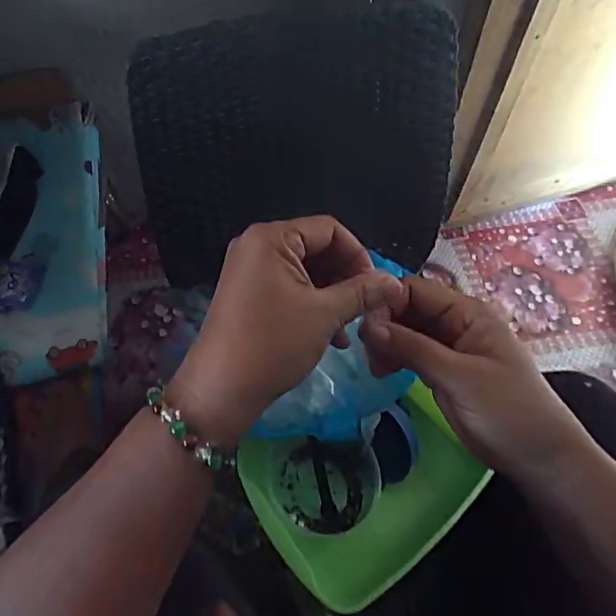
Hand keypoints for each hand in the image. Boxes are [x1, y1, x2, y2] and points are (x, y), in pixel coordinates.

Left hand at [169, 217, 403, 445]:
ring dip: (332, 295)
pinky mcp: (246, 292)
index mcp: (270, 238)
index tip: (377, 288)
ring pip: (305, 271)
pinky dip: (312, 305)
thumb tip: (394, 281)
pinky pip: (288, 286)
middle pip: (316, 248)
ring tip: (350, 328)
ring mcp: (247, 269)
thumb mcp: (325, 314)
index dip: (358, 255)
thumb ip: (362, 291)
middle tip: (367, 309)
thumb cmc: (274, 343)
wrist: (222, 387)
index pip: (328, 229)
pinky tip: (332, 336)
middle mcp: (255, 245)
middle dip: (345, 277)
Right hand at [361, 276, 593, 478]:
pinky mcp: (444, 370)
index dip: (387, 302)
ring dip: (386, 342)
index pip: (415, 290)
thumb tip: (368, 325)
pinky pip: (411, 352)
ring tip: (375, 366)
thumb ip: (412, 347)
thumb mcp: (458, 376)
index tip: (364, 327)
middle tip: (365, 351)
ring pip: (406, 330)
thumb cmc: (508, 412)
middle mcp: (457, 323)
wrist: (543, 461)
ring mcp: (450, 348)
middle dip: (383, 323)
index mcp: (468, 313)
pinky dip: (394, 357)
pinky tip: (383, 372)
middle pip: (408, 308)